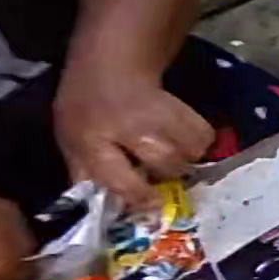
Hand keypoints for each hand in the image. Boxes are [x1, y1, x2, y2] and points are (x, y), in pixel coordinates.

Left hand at [54, 67, 212, 207]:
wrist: (112, 72)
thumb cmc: (86, 111)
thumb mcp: (71, 143)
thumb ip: (88, 173)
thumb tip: (109, 206)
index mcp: (92, 139)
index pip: (118, 175)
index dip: (136, 194)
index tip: (152, 206)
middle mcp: (132, 129)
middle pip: (167, 162)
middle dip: (166, 172)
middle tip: (159, 170)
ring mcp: (166, 118)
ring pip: (192, 153)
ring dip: (185, 159)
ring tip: (171, 153)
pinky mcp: (190, 113)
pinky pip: (207, 140)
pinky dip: (199, 145)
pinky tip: (184, 140)